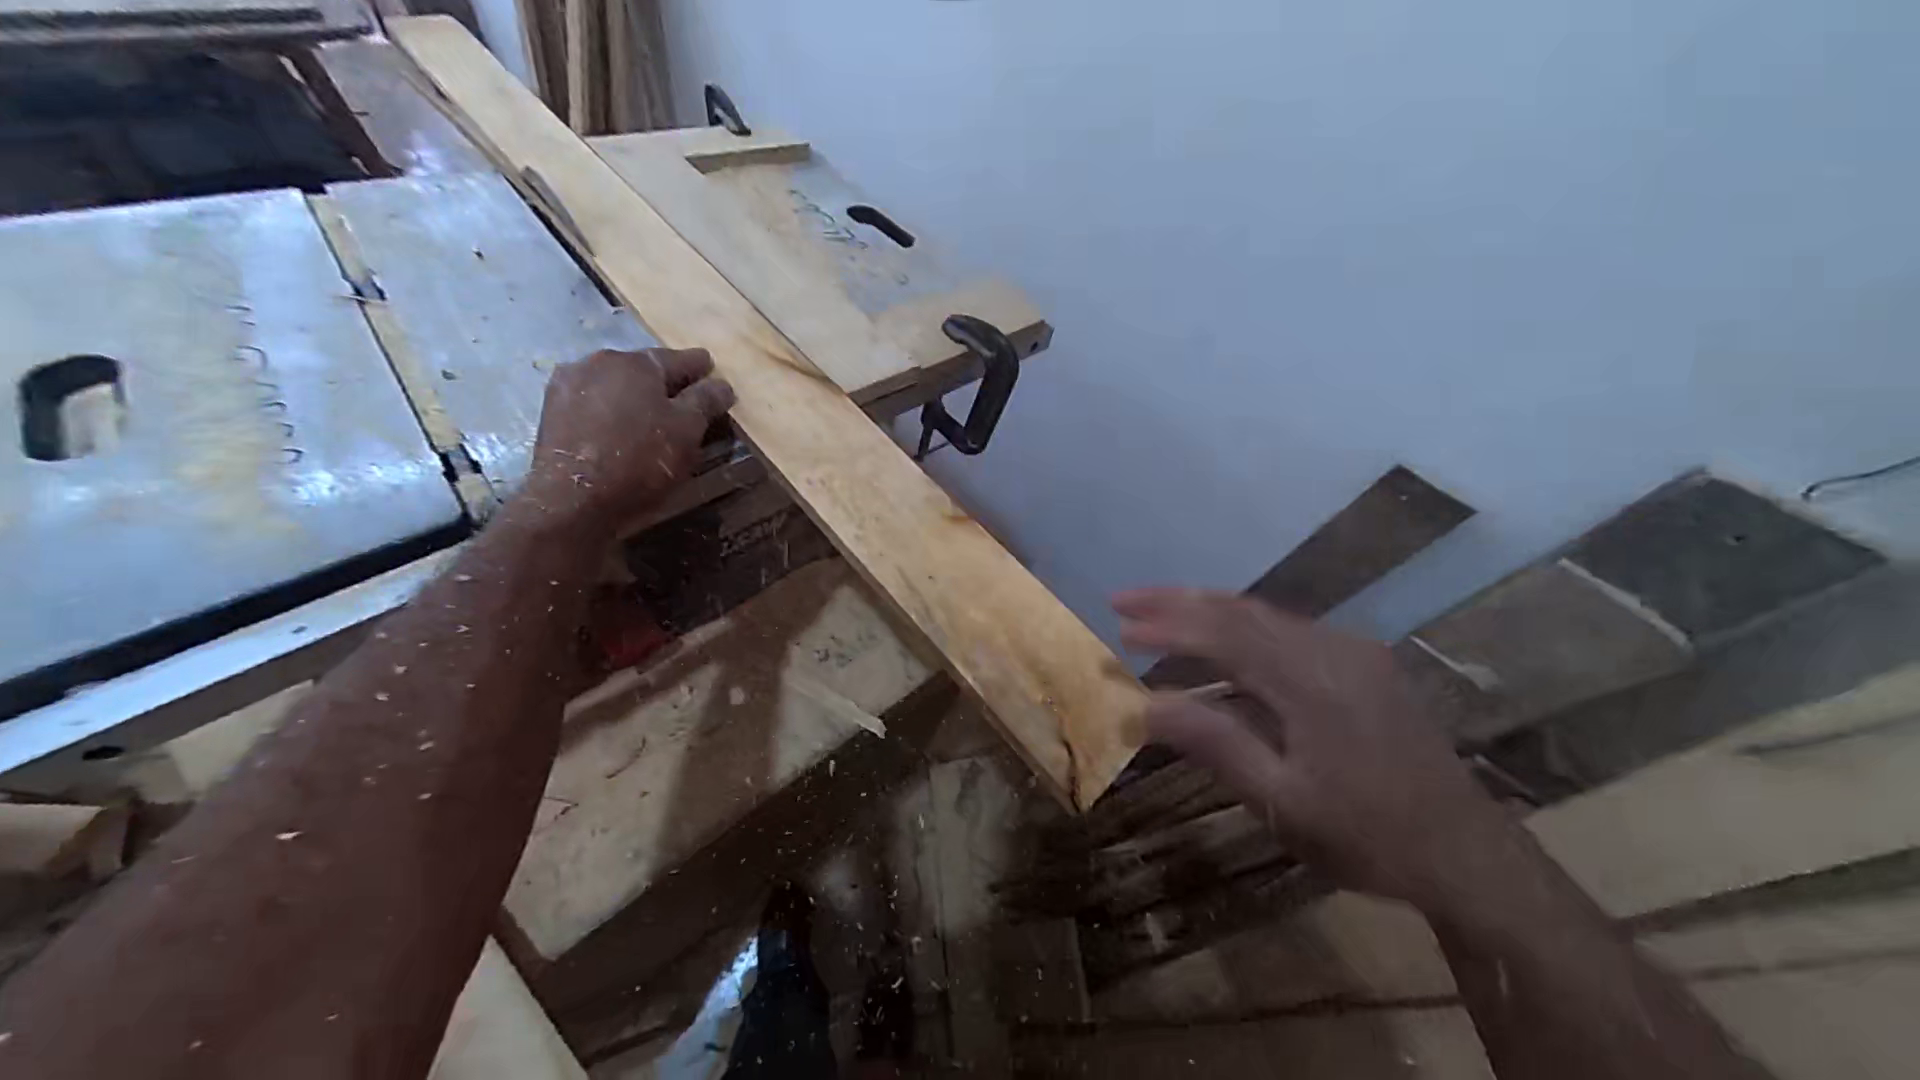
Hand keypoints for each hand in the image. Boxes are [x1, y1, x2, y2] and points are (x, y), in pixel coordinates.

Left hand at [520, 347, 734, 531]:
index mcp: (637, 362)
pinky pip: (593, 401)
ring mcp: (569, 383)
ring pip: (615, 383)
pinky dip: (610, 409)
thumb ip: (706, 402)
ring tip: (650, 414)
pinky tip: (618, 426)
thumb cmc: (640, 460)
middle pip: (643, 368)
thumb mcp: (687, 431)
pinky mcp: (551, 409)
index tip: (712, 370)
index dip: (700, 367)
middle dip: (664, 381)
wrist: (573, 497)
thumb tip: (721, 384)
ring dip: (634, 394)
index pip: (678, 359)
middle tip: (683, 397)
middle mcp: (600, 361)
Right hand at [1113, 589, 1516, 908]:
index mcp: (1311, 681)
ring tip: (1159, 613)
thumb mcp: (1282, 801)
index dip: (1168, 624)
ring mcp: (1352, 654)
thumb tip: (1147, 704)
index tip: (1119, 625)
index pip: (1224, 634)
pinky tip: (1222, 640)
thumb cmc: (1369, 836)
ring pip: (1265, 616)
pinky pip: (1288, 631)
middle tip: (1124, 600)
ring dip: (1208, 610)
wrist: (1471, 857)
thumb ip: (1216, 744)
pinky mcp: (1363, 666)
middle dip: (1178, 602)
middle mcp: (1331, 650)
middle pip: (1242, 611)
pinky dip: (1241, 627)